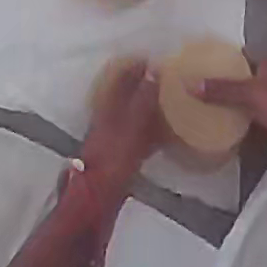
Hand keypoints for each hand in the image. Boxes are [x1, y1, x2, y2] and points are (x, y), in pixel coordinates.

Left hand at [78, 59, 163, 193]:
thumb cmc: (112, 161)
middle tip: (170, 81)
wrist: (94, 207)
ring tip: (172, 105)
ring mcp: (113, 141)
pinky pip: (140, 140)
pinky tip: (167, 137)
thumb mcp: (132, 125)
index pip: (122, 77)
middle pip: (128, 96)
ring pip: (134, 117)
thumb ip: (144, 99)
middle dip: (146, 86)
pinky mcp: (119, 162)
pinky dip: (152, 134)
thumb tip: (155, 69)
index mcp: (108, 107)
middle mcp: (108, 120)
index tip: (156, 59)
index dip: (137, 66)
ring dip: (151, 110)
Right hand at [196, 60, 266, 175]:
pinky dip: (243, 122)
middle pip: (248, 79)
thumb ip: (221, 90)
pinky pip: (255, 120)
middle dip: (231, 83)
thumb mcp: (248, 93)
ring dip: (237, 104)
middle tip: (207, 87)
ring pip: (252, 101)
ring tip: (212, 107)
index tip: (211, 63)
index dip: (230, 59)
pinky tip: (229, 126)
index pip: (246, 57)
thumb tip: (192, 85)